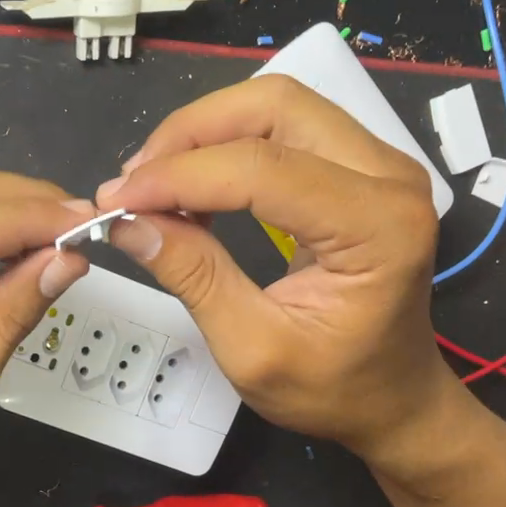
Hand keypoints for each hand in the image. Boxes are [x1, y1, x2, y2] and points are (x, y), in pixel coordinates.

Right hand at [95, 75, 453, 455]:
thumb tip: (128, 223)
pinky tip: (189, 187)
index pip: (264, 169)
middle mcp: (388, 176)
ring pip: (276, 107)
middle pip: (276, 107)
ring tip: (151, 183)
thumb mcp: (252, 349)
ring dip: (203, 134)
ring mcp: (377, 165)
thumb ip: (195, 278)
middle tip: (133, 182)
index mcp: (377, 227)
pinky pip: (283, 130)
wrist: (391, 400)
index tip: (115, 201)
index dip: (179, 177)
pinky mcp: (357, 168)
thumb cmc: (332, 389)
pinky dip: (224, 146)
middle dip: (190, 133)